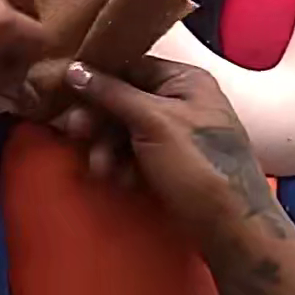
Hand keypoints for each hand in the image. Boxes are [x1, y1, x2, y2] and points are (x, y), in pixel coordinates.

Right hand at [54, 57, 276, 234]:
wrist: (230, 229)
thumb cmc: (196, 165)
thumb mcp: (151, 122)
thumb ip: (110, 92)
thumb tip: (72, 68)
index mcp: (183, 79)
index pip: (128, 66)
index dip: (95, 77)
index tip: (64, 90)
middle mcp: (178, 99)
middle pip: (120, 98)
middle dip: (98, 120)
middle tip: (75, 132)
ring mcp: (171, 131)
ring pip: (120, 127)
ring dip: (105, 147)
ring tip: (101, 169)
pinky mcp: (164, 159)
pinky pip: (130, 151)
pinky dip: (119, 163)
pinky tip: (120, 179)